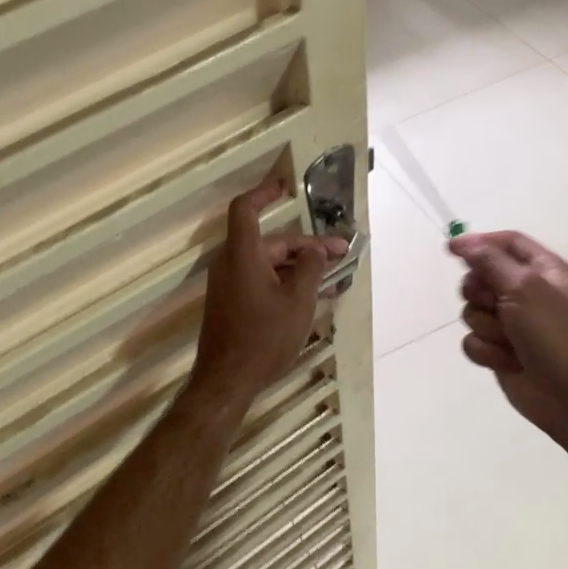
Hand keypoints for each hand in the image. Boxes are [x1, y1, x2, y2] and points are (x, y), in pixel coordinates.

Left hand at [191, 177, 349, 400]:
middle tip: (340, 255)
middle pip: (270, 243)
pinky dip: (285, 284)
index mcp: (242, 254)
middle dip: (306, 247)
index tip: (285, 188)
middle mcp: (231, 264)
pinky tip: (312, 298)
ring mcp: (229, 286)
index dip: (264, 193)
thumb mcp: (298, 301)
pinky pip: (261, 283)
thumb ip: (310, 268)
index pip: (246, 209)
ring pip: (269, 265)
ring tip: (334, 280)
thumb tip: (316, 250)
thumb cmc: (264, 337)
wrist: (227, 380)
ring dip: (300, 269)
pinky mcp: (232, 305)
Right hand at [449, 230, 567, 444]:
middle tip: (495, 304)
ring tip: (510, 342)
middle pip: (482, 277)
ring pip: (473, 312)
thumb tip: (464, 242)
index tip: (451, 249)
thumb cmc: (556, 336)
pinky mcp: (500, 352)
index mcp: (544, 271)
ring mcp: (513, 325)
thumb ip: (490, 261)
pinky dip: (486, 351)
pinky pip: (473, 341)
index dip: (479, 242)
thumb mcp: (525, 288)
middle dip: (480, 293)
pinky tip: (506, 362)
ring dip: (486, 327)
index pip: (508, 242)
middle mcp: (527, 294)